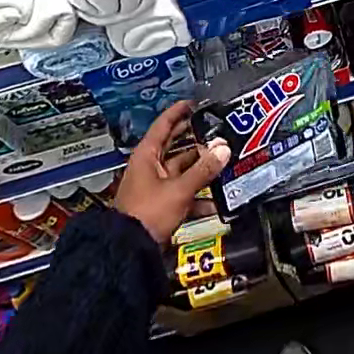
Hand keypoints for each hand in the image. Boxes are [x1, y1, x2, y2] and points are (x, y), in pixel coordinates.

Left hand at [112, 101, 227, 246]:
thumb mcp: (180, 189)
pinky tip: (217, 201)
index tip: (193, 103)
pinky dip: (200, 196)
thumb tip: (223, 148)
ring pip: (183, 170)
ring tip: (224, 162)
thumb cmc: (147, 214)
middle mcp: (150, 168)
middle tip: (215, 129)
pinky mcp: (162, 205)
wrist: (129, 251)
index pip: (163, 125)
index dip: (178, 112)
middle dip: (196, 140)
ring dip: (202, 169)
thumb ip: (204, 169)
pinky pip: (185, 193)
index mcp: (147, 156)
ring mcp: (156, 187)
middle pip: (175, 147)